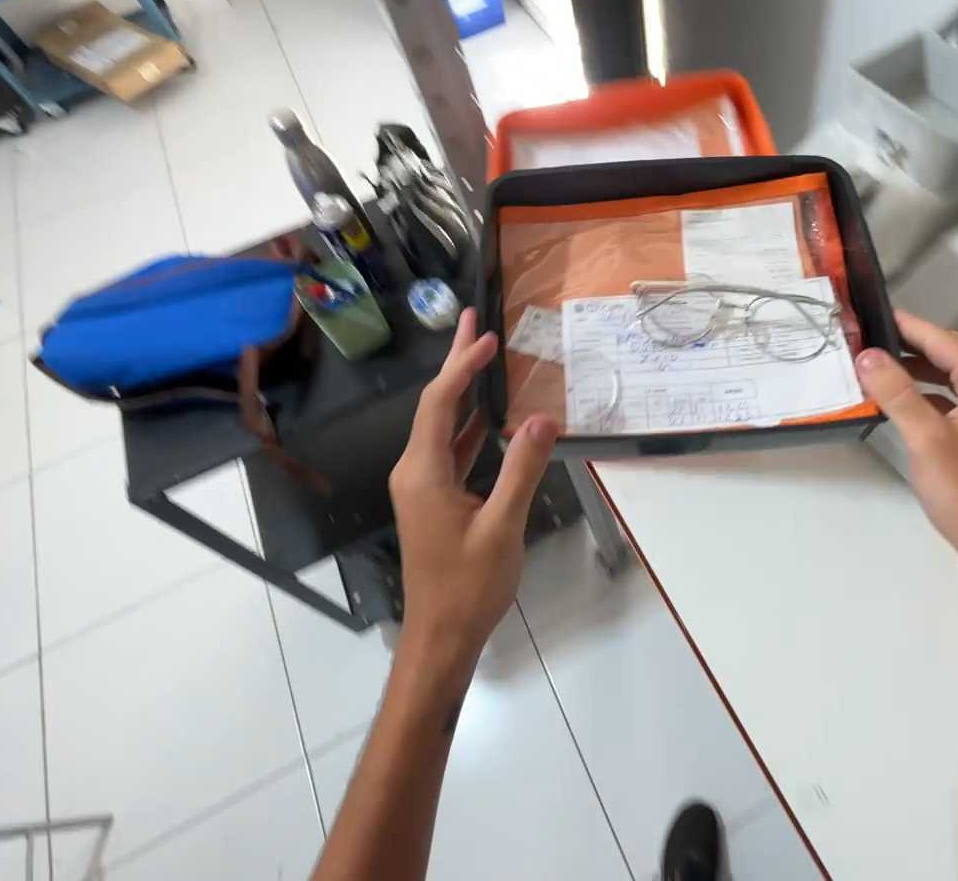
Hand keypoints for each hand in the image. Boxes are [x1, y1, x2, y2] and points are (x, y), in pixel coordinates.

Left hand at [390, 309, 557, 666]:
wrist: (441, 636)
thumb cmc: (468, 586)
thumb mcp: (502, 527)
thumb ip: (521, 470)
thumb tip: (542, 419)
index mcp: (423, 472)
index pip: (440, 403)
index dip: (462, 367)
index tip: (488, 337)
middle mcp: (415, 471)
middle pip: (435, 405)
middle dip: (455, 363)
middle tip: (473, 321)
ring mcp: (422, 486)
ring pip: (442, 426)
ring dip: (462, 392)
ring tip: (482, 357)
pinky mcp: (433, 499)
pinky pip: (450, 449)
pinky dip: (468, 425)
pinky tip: (488, 418)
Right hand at [854, 310, 957, 601]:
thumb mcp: (926, 439)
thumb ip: (896, 393)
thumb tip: (867, 355)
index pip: (944, 342)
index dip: (908, 326)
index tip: (874, 312)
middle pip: (952, 356)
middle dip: (911, 346)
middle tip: (870, 338)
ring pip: (954, 380)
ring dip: (919, 373)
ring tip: (879, 368)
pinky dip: (930, 397)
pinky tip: (904, 404)